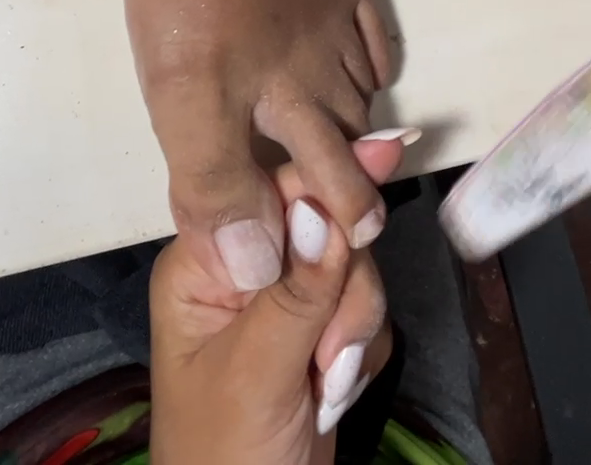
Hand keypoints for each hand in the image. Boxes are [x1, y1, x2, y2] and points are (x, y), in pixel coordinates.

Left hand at [55, 0, 394, 294]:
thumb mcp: (181, 65)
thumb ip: (211, 165)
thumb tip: (253, 270)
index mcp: (274, 74)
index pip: (319, 179)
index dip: (319, 229)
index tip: (315, 277)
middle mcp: (311, 33)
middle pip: (340, 131)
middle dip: (338, 190)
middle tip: (340, 237)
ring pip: (348, 69)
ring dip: (348, 119)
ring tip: (348, 164)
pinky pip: (361, 3)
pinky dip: (364, 44)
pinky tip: (362, 57)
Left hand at [151, 136, 405, 461]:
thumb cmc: (225, 452)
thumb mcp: (256, 372)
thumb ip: (294, 293)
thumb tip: (320, 208)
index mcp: (208, 261)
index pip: (271, 196)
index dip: (325, 181)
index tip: (382, 156)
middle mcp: (247, 270)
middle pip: (324, 231)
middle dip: (342, 293)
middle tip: (331, 356)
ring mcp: (284, 301)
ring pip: (352, 273)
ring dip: (351, 333)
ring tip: (325, 387)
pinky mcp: (318, 333)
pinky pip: (363, 312)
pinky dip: (360, 353)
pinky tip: (332, 392)